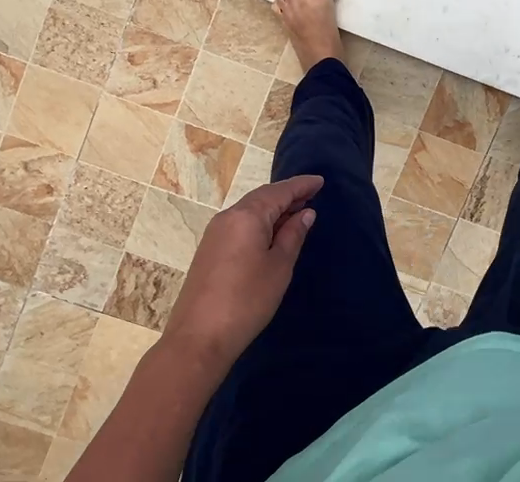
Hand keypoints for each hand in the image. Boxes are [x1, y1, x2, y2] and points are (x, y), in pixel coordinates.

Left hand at [162, 174, 322, 372]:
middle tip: (312, 196)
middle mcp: (228, 217)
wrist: (198, 339)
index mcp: (247, 216)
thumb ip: (293, 235)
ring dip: (273, 209)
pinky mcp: (208, 252)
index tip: (320, 181)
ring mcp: (214, 234)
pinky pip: (240, 225)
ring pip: (249, 211)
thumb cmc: (247, 300)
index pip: (279, 191)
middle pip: (262, 197)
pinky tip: (271, 234)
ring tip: (296, 213)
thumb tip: (305, 213)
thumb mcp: (279, 267)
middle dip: (287, 195)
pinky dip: (259, 222)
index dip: (301, 185)